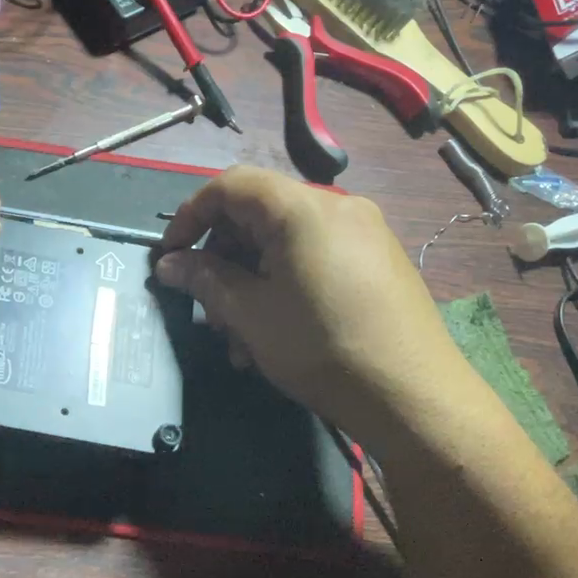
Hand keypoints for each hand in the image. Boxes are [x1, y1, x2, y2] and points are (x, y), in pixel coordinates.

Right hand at [155, 166, 474, 441]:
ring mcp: (362, 233)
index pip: (231, 186)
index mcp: (301, 210)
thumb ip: (205, 280)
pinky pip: (312, 258)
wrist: (408, 391)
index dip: (190, 216)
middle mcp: (336, 207)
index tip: (170, 257)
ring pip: (282, 243)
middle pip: (257, 214)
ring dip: (248, 282)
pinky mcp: (375, 261)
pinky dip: (280, 286)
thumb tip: (169, 264)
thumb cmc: (318, 347)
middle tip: (206, 310)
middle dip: (221, 259)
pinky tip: (273, 334)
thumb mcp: (249, 315)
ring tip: (239, 338)